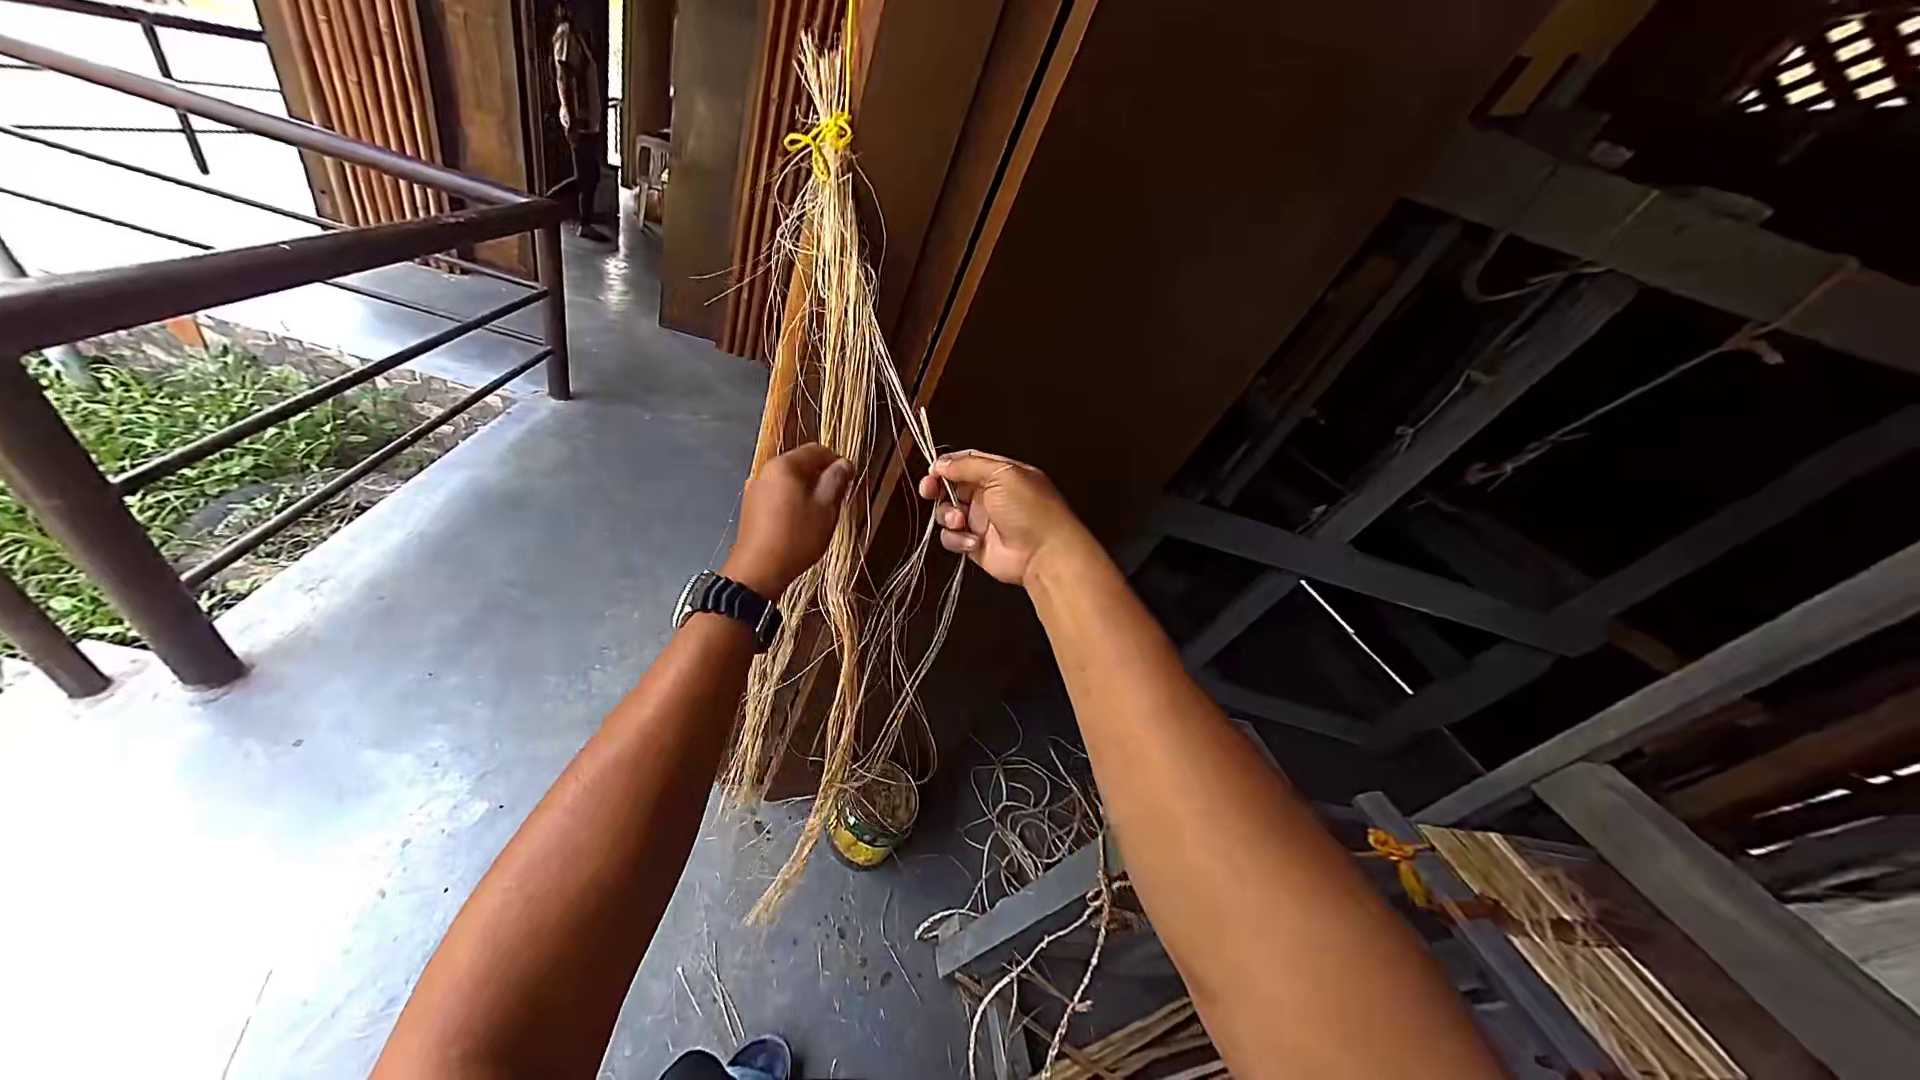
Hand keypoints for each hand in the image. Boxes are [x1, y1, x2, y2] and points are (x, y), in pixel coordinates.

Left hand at [723, 443, 852, 596]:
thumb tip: (844, 463)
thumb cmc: (797, 537)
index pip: (817, 450)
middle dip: (822, 477)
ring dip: (808, 490)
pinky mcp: (751, 507)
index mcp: (784, 465)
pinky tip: (800, 522)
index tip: (851, 479)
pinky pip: (778, 495)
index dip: (838, 461)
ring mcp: (755, 489)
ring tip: (821, 513)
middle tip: (838, 499)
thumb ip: (836, 480)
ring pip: (789, 481)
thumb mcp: (825, 508)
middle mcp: (765, 471)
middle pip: (801, 464)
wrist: (758, 571)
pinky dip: (792, 501)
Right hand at [918, 450, 1096, 587]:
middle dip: (937, 488)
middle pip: (952, 486)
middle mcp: (989, 495)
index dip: (947, 465)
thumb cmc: (1031, 510)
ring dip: (947, 515)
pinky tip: (973, 541)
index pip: (966, 462)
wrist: (1044, 554)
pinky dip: (957, 539)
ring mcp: (981, 521)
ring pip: (947, 512)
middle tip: (929, 490)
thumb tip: (942, 463)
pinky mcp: (974, 544)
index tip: (933, 470)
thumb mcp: (1003, 474)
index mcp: (999, 473)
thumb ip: (969, 465)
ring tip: (960, 520)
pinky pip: (952, 537)